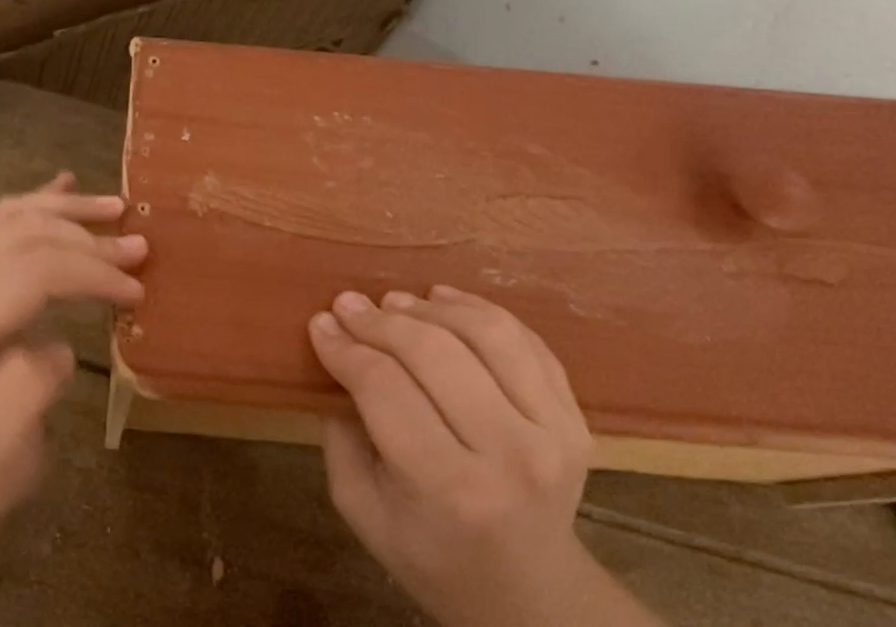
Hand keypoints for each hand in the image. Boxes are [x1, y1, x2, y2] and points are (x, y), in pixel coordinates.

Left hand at [0, 172, 146, 532]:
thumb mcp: (4, 449)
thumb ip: (27, 394)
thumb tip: (59, 346)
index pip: (30, 273)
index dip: (88, 273)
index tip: (135, 291)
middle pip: (26, 237)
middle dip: (89, 239)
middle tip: (143, 251)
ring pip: (14, 217)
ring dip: (69, 209)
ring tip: (118, 208)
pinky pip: (2, 220)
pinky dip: (40, 199)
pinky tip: (67, 182)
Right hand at [310, 286, 630, 626]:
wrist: (528, 592)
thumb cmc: (432, 556)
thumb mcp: (362, 510)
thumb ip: (342, 434)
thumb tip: (338, 353)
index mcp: (449, 487)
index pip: (385, 387)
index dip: (346, 348)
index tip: (321, 324)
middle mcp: (509, 454)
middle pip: (434, 352)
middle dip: (379, 321)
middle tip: (348, 305)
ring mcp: (553, 432)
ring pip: (486, 334)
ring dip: (431, 308)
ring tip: (396, 302)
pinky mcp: (575, 418)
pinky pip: (526, 342)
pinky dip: (481, 312)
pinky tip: (444, 302)